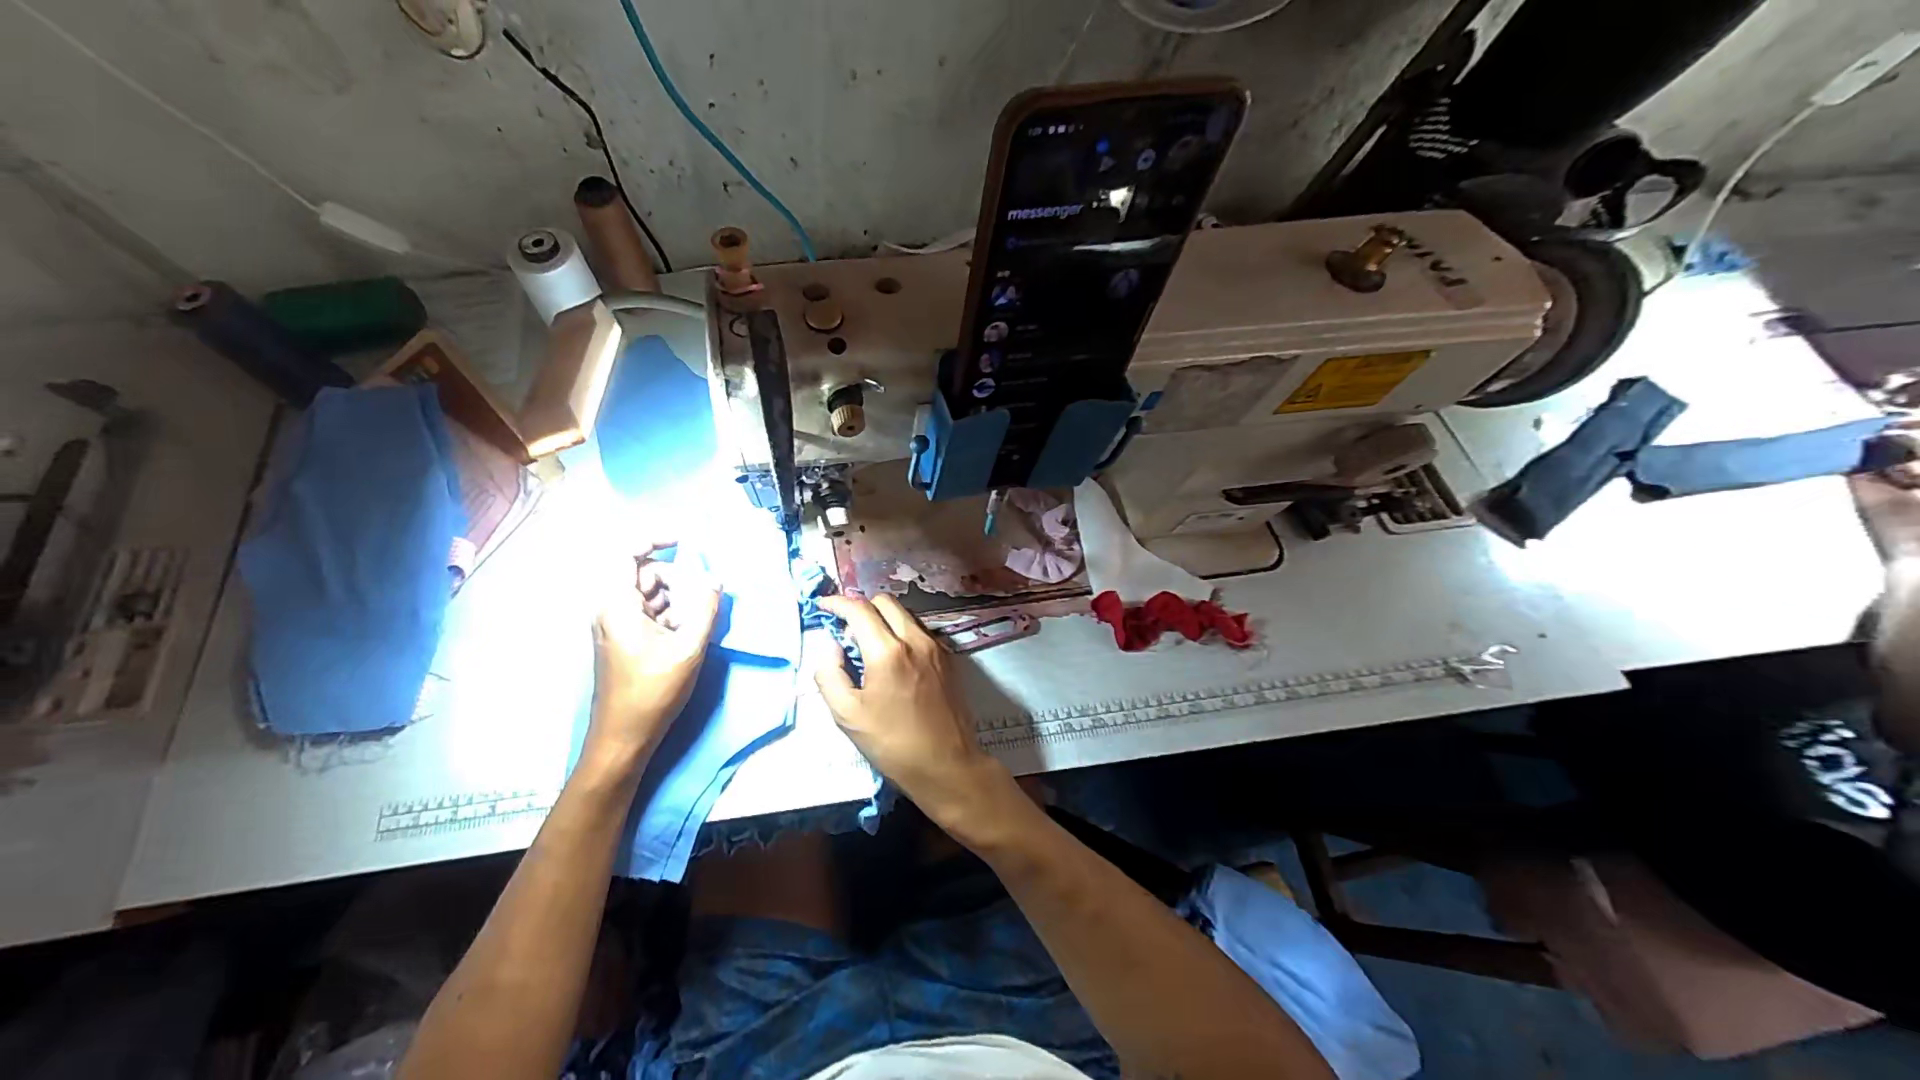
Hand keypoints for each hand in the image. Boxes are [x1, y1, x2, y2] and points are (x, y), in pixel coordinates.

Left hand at [585, 541, 719, 774]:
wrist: (624, 736)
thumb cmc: (653, 691)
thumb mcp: (688, 647)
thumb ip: (705, 609)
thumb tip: (715, 580)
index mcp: (616, 604)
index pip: (626, 553)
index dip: (653, 539)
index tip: (683, 540)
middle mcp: (610, 609)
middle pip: (644, 574)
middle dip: (677, 580)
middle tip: (701, 600)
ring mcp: (615, 626)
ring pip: (650, 595)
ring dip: (677, 601)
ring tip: (696, 625)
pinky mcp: (624, 641)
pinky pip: (649, 614)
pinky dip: (670, 617)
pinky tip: (687, 637)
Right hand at [814, 594, 1019, 832]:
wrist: (946, 764)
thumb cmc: (892, 743)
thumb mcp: (847, 715)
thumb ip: (830, 674)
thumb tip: (832, 647)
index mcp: (888, 652)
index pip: (859, 609)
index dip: (837, 603)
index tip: (824, 606)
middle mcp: (916, 640)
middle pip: (885, 602)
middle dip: (862, 607)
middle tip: (847, 630)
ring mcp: (936, 647)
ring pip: (906, 614)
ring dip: (884, 619)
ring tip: (870, 645)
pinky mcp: (949, 659)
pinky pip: (921, 631)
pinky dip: (903, 633)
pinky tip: (896, 659)